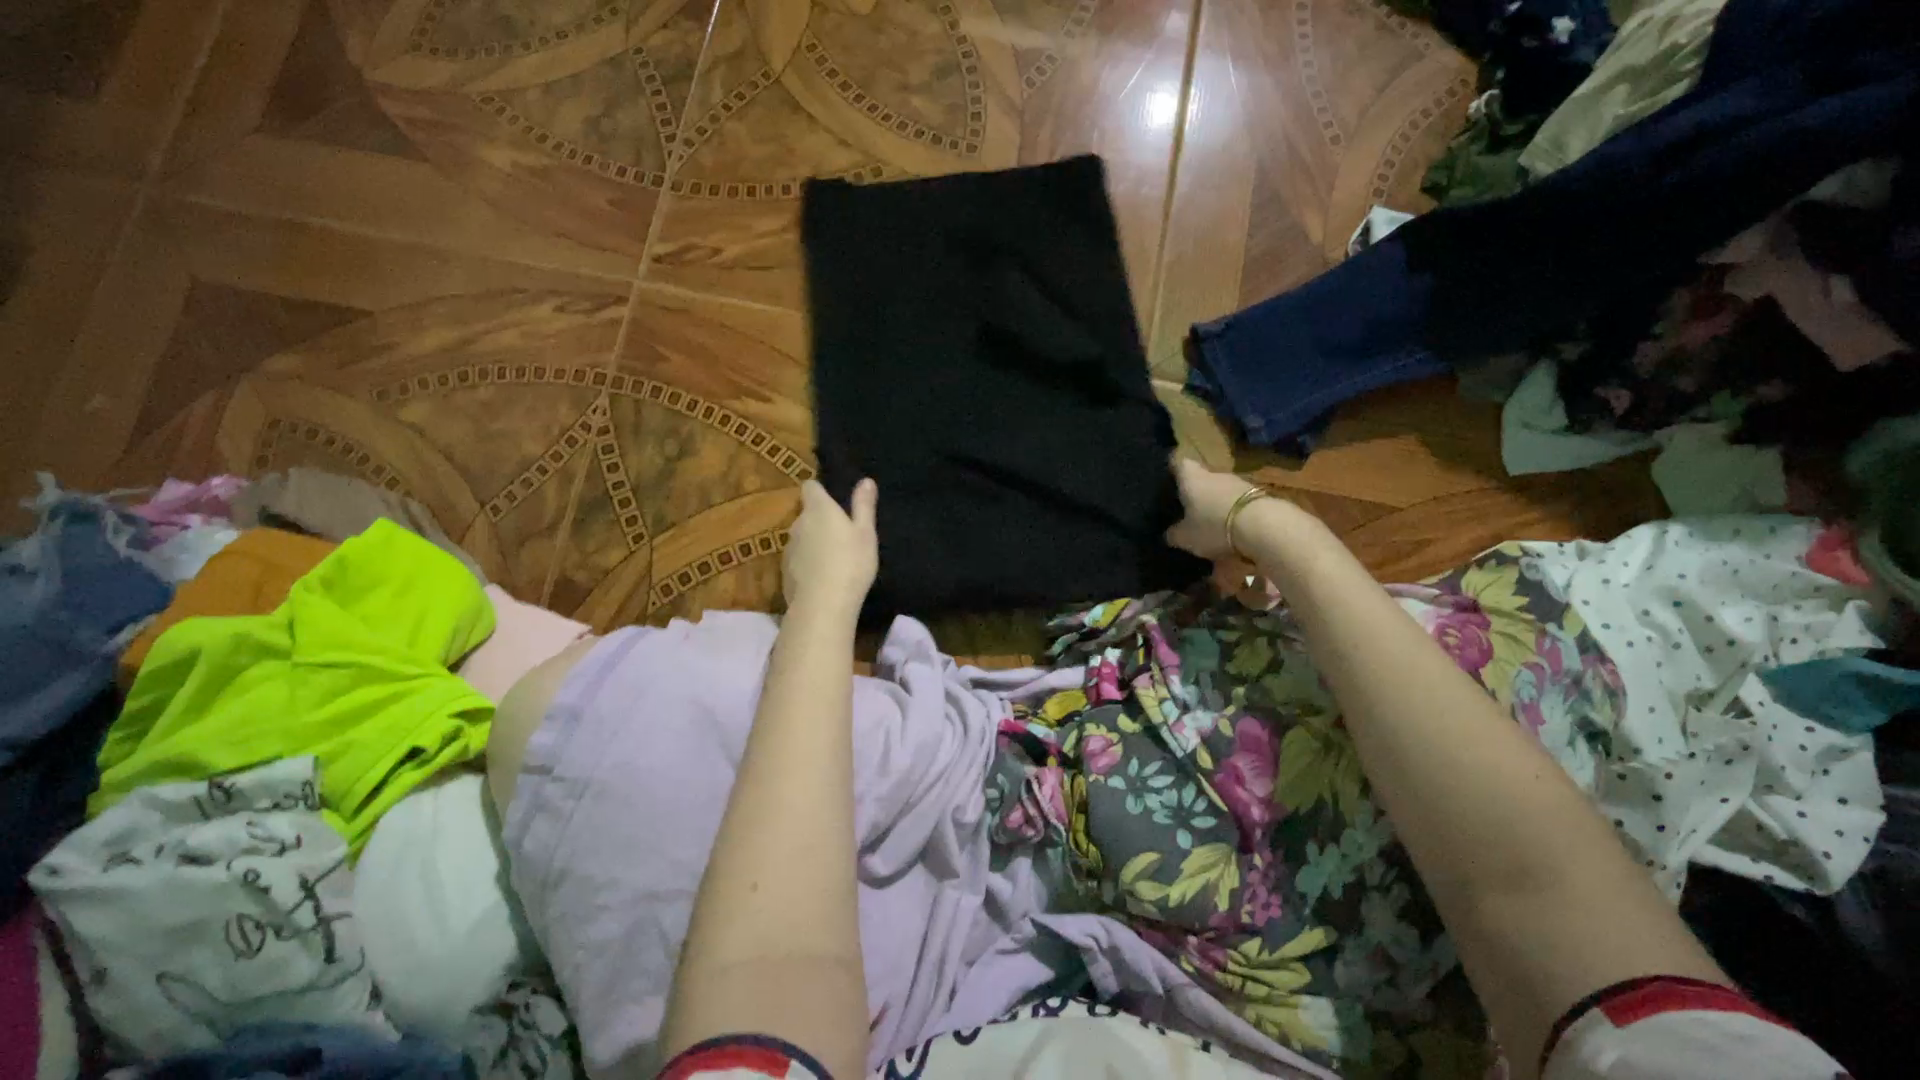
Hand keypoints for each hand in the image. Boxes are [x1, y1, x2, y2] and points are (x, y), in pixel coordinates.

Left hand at [783, 478, 878, 614]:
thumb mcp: (865, 533)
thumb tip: (866, 480)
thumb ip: (864, 505)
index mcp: (818, 509)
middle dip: (819, 520)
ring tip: (832, 559)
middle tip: (841, 535)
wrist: (822, 605)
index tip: (833, 499)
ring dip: (813, 542)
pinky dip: (807, 563)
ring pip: (801, 538)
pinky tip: (822, 578)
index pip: (810, 487)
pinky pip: (797, 559)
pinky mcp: (784, 571)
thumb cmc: (850, 563)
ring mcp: (788, 548)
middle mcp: (798, 523)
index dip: (820, 490)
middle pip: (806, 514)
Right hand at [1164, 456, 1263, 559]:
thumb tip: (1169, 534)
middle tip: (1186, 508)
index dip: (1171, 468)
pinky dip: (1233, 511)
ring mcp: (1238, 482)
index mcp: (1191, 477)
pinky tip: (1231, 528)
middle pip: (1201, 476)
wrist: (1264, 526)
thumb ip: (1174, 534)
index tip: (1166, 478)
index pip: (1177, 463)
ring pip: (1220, 489)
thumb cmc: (1214, 526)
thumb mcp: (1186, 537)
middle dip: (1194, 490)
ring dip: (1215, 502)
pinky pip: (1238, 501)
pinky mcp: (1258, 495)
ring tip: (1210, 522)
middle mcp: (1214, 473)